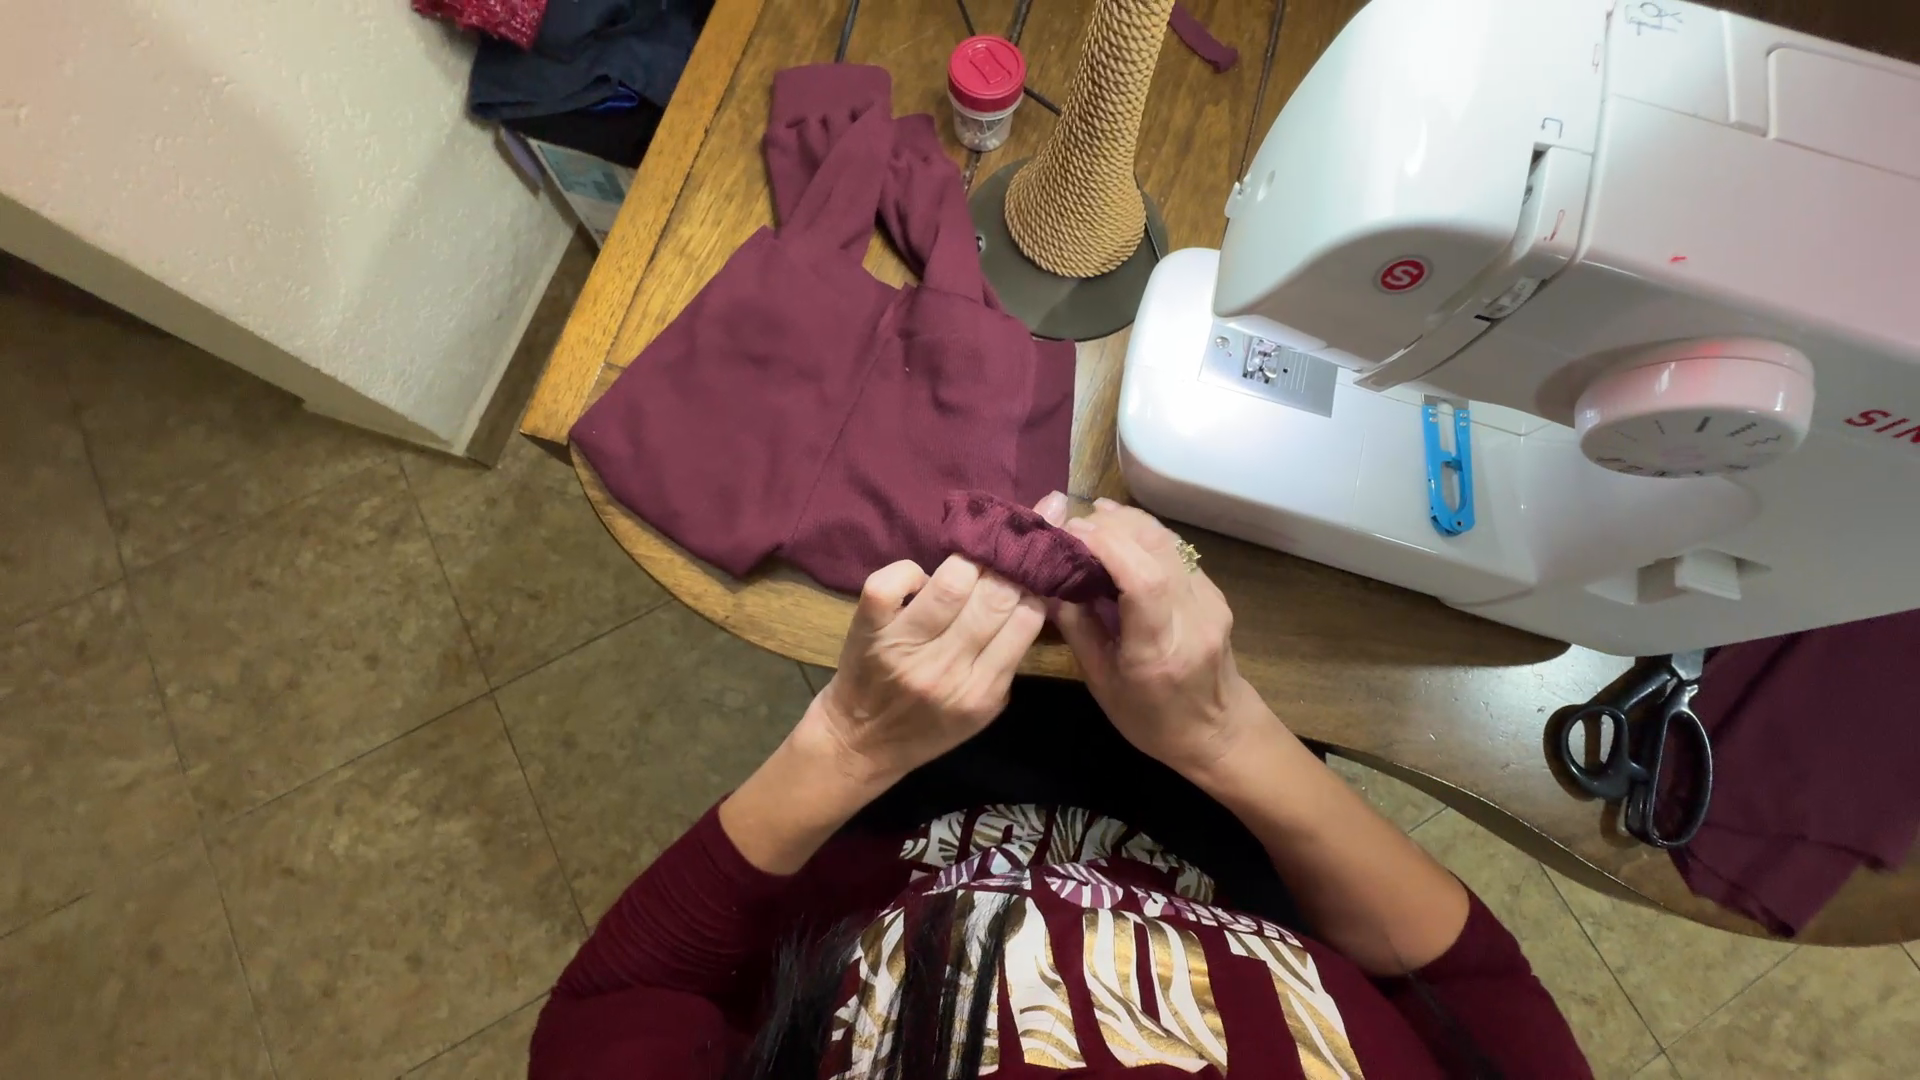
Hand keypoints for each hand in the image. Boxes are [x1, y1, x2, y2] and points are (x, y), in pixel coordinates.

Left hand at [803, 493, 1065, 786]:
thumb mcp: (983, 710)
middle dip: (1008, 565)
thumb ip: (1007, 659)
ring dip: (967, 562)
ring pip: (950, 583)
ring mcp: (905, 647)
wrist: (859, 743)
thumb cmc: (927, 726)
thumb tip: (1036, 597)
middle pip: (994, 596)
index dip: (1035, 583)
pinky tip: (919, 581)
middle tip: (1010, 547)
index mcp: (982, 690)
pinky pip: (893, 581)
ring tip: (970, 562)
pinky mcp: (869, 629)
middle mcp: (947, 668)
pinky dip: (911, 571)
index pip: (1025, 619)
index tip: (1035, 566)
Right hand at [1054, 500, 1274, 778]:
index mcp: (1160, 649)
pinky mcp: (1213, 591)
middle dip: (1112, 525)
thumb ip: (1077, 628)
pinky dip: (1144, 533)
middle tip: (1072, 523)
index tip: (1071, 531)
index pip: (1143, 580)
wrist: (1218, 732)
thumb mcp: (1102, 683)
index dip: (1108, 545)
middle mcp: (1193, 617)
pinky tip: (1118, 530)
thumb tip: (1048, 582)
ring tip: (1091, 518)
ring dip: (1129, 522)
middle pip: (1158, 549)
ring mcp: (1210, 600)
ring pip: (1169, 541)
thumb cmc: (1151, 719)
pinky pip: (1176, 550)